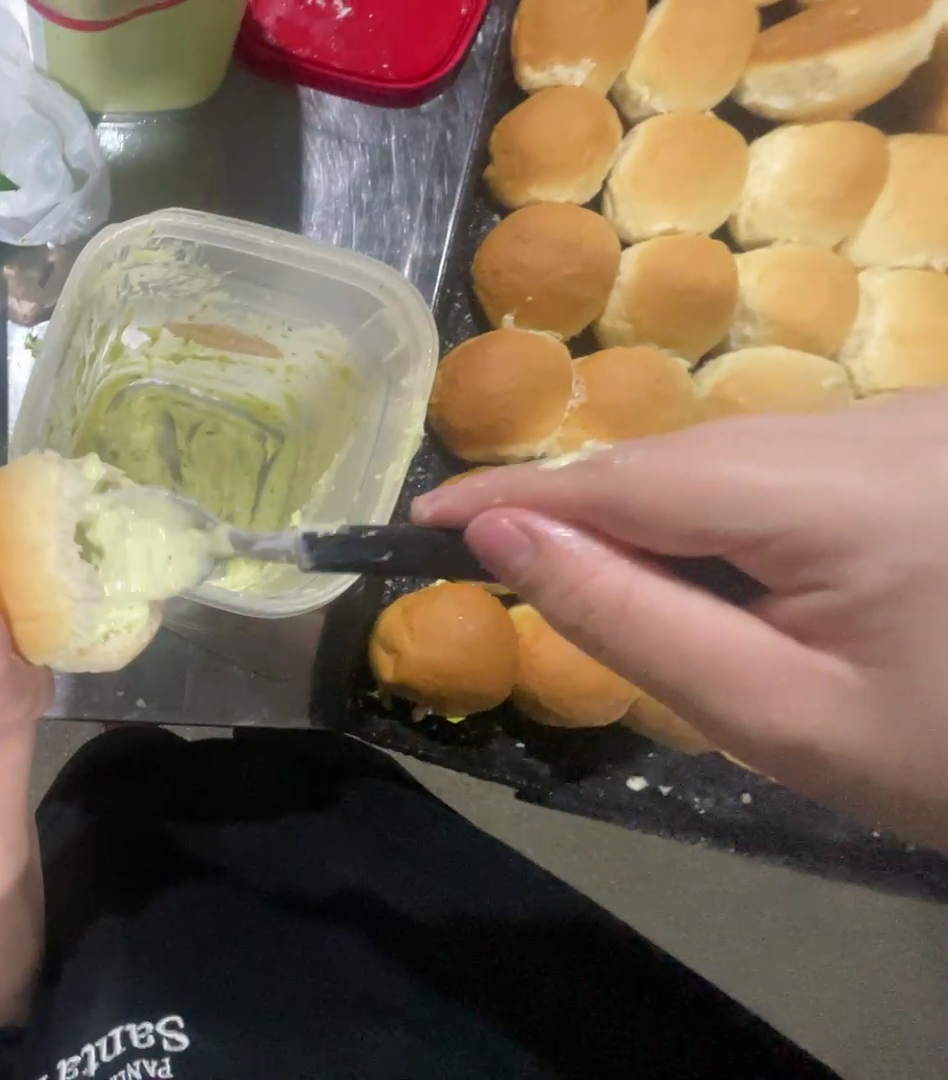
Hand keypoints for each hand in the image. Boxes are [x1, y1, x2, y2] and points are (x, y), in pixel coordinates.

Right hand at [412, 390, 947, 847]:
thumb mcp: (773, 715)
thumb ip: (621, 616)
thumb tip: (498, 537)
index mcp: (847, 495)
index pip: (621, 479)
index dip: (506, 493)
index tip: (421, 516)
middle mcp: (889, 426)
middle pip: (669, 461)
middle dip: (577, 511)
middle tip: (511, 570)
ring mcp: (925, 424)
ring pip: (721, 456)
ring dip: (648, 514)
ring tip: (636, 591)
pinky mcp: (940, 441)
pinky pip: (780, 461)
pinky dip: (719, 508)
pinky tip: (738, 571)